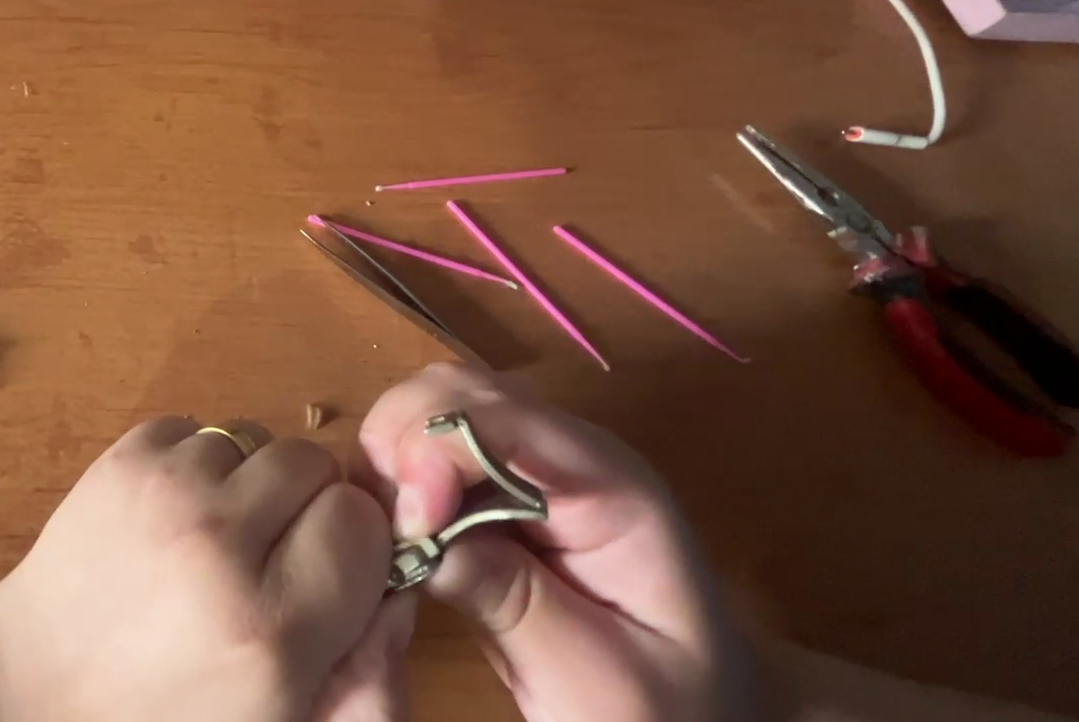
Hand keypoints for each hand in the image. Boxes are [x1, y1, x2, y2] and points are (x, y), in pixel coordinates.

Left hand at [0, 417, 396, 721]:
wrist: (33, 694)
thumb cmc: (167, 721)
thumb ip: (369, 680)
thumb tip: (396, 588)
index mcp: (271, 629)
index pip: (363, 522)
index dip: (352, 544)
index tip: (326, 568)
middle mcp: (219, 541)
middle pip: (312, 462)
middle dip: (306, 502)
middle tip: (270, 549)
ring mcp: (164, 487)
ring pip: (253, 438)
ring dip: (248, 479)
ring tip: (214, 531)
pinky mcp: (121, 457)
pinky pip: (195, 428)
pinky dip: (197, 461)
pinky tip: (173, 512)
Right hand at [356, 362, 767, 721]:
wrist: (693, 711)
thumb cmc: (665, 708)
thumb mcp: (598, 681)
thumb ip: (513, 603)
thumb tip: (418, 535)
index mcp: (606, 481)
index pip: (504, 415)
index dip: (438, 448)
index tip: (409, 524)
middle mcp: (558, 448)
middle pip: (454, 390)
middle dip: (402, 442)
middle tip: (385, 525)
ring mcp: (522, 458)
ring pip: (426, 406)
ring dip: (389, 456)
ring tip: (386, 531)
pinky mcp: (489, 480)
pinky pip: (421, 445)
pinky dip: (391, 475)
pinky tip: (395, 531)